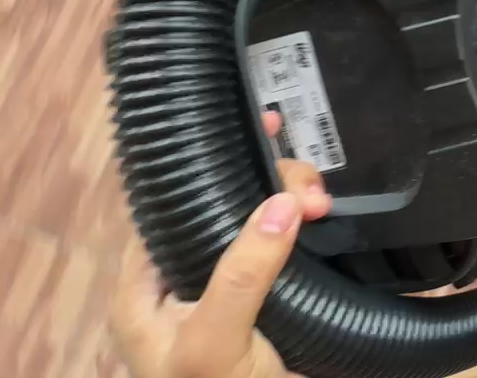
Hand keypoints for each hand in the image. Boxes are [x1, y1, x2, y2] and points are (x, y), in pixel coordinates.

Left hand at [113, 112, 332, 377]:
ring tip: (326, 204)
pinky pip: (291, 236)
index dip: (219, 161)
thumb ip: (241, 277)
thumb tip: (281, 201)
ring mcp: (232, 284)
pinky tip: (328, 209)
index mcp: (148, 288)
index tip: (269, 131)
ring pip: (265, 213)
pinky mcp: (274, 290)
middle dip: (274, 184)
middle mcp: (186, 277)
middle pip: (230, 201)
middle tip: (314, 193)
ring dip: (297, 196)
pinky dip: (309, 216)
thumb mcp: (215, 346)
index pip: (177, 203)